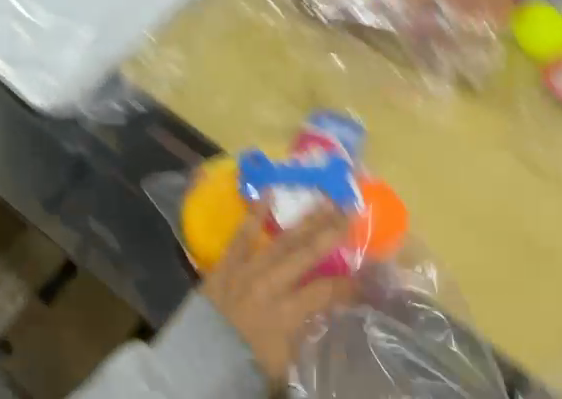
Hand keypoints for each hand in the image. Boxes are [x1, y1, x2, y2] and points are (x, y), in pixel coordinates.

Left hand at [200, 203, 358, 382]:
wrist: (195, 369)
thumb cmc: (245, 370)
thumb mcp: (285, 363)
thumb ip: (306, 335)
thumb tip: (327, 316)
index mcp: (286, 315)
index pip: (326, 292)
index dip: (349, 284)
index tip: (366, 274)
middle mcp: (269, 286)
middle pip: (306, 253)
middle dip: (331, 231)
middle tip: (351, 209)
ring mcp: (245, 271)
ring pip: (280, 240)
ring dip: (305, 219)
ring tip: (324, 198)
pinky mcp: (224, 265)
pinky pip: (241, 236)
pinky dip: (254, 214)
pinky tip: (267, 191)